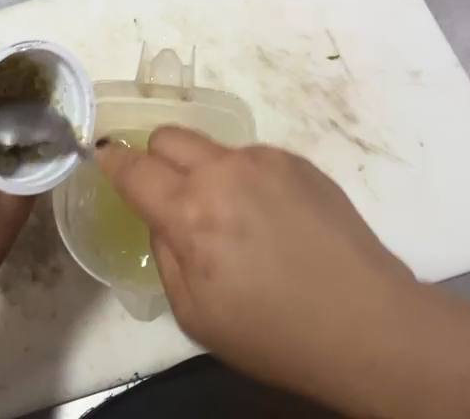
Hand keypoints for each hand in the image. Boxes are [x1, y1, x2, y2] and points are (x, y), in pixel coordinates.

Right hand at [95, 127, 417, 402]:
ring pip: (211, 148)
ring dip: (204, 172)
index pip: (134, 168)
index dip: (112, 160)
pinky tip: (271, 220)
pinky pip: (251, 160)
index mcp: (192, 213)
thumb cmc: (275, 333)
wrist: (367, 323)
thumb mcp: (195, 314)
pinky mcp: (298, 160)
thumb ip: (166, 252)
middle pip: (168, 136)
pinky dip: (244, 180)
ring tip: (233, 220)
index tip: (103, 155)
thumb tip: (162, 215)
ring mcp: (265, 160)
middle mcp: (224, 172)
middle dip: (154, 157)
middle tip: (165, 192)